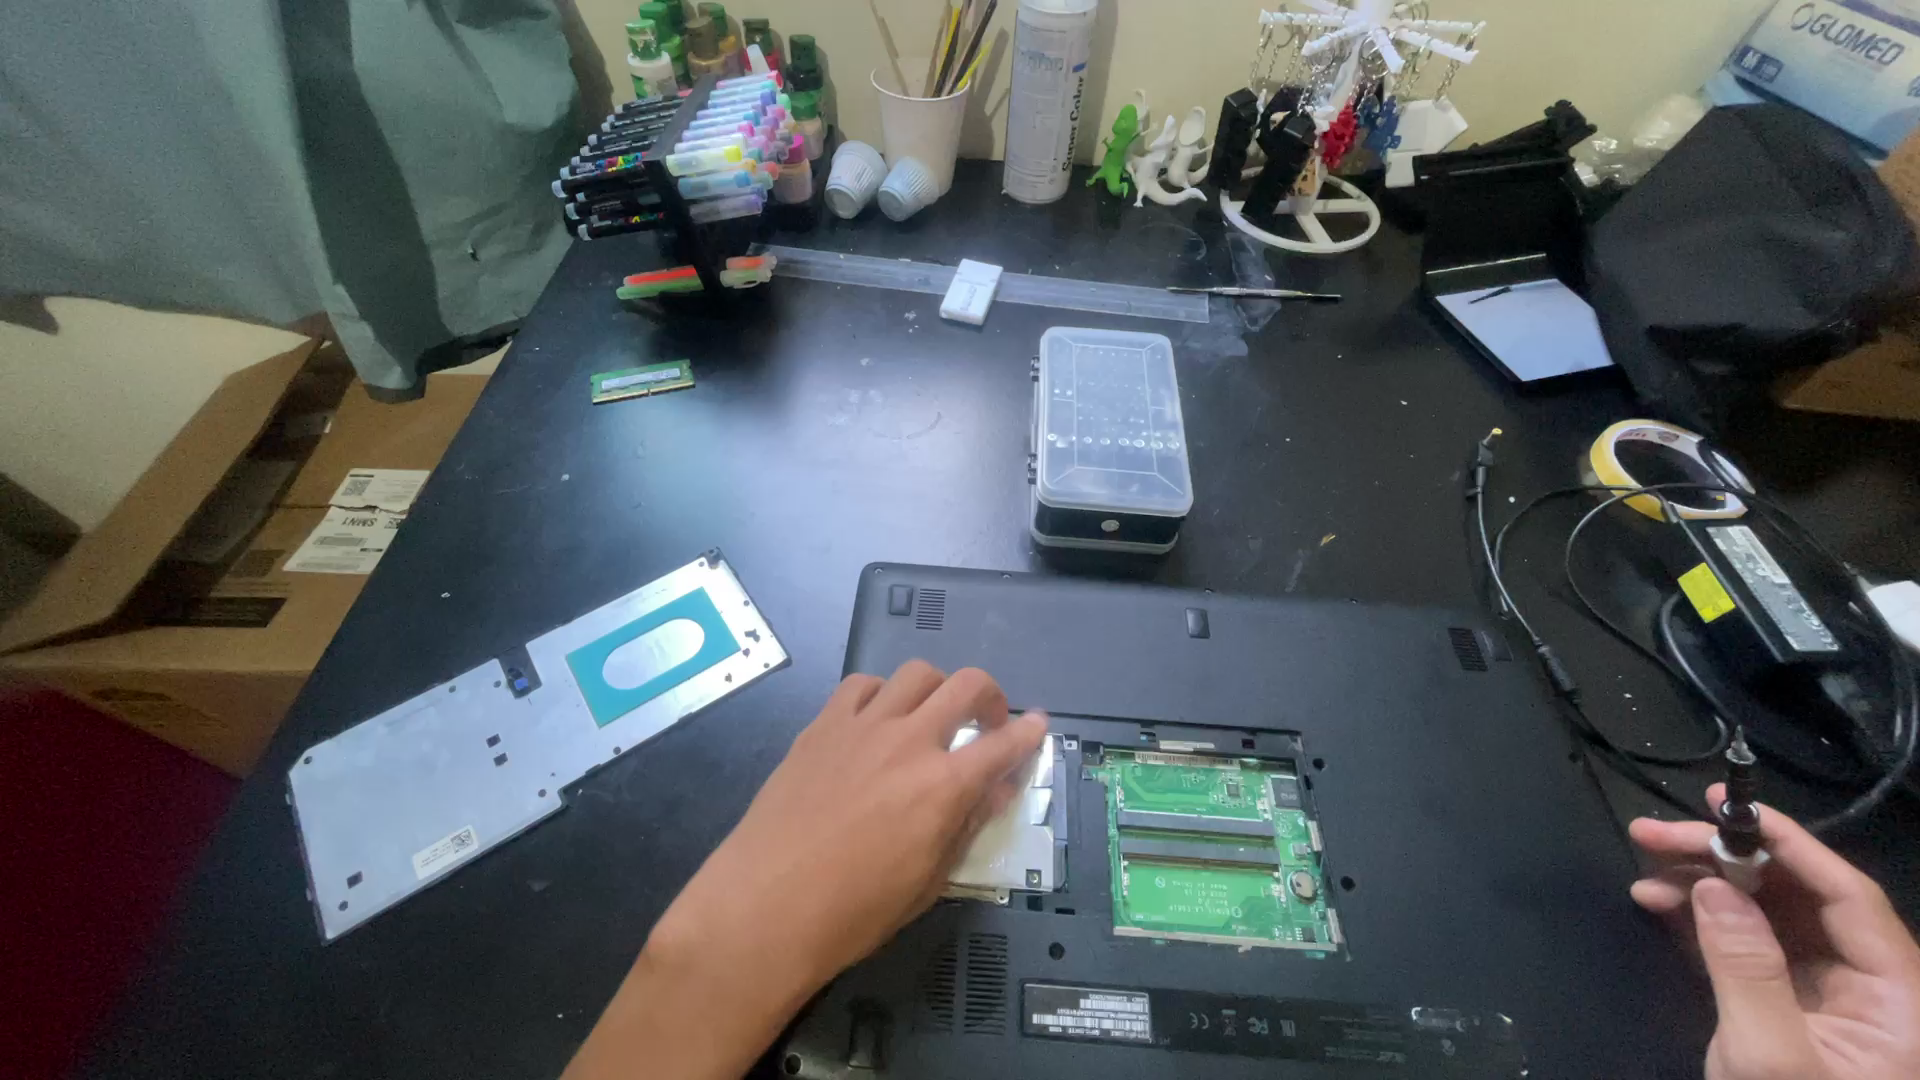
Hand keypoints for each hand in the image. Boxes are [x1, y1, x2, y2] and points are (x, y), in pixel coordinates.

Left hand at [657, 661, 1046, 981]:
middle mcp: (909, 741)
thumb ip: (967, 824)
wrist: (765, 906)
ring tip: (930, 716)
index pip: (1003, 745)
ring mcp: (863, 726)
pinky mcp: (823, 724)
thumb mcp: (928, 880)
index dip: (1029, 733)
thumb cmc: (854, 911)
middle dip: (990, 696)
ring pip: (916, 673)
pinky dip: (881, 693)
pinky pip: (861, 684)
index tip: (1038, 724)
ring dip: (936, 689)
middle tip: (987, 721)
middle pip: (965, 685)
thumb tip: (996, 788)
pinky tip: (876, 718)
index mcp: (943, 785)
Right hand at [1630, 785, 1919, 1079]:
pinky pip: (1741, 933)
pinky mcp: (1782, 996)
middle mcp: (1869, 985)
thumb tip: (1714, 885)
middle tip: (1652, 831)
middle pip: (1799, 894)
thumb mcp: (1769, 1058)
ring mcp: (1825, 991)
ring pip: (1765, 908)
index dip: (1791, 843)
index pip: (1849, 898)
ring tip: (1642, 865)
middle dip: (1724, 855)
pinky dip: (1695, 910)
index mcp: (1900, 1000)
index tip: (1728, 806)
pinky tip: (1653, 901)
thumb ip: (1747, 969)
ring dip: (1701, 879)